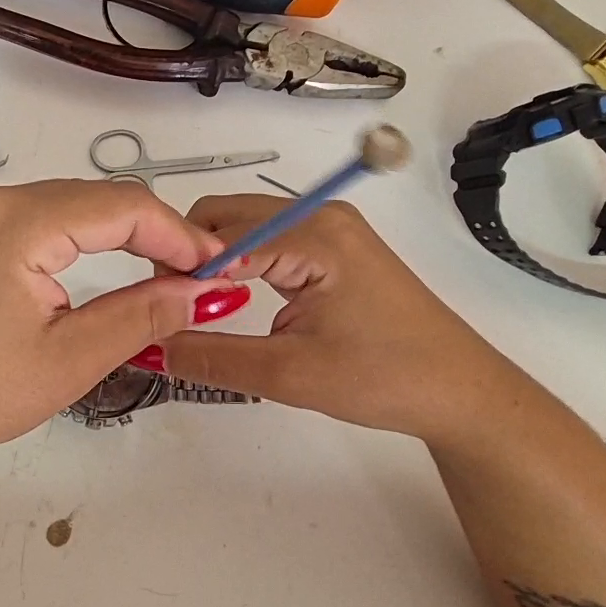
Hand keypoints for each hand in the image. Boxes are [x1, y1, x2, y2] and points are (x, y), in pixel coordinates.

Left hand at [0, 180, 233, 469]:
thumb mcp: (69, 358)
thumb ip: (141, 314)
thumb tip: (199, 290)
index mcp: (14, 223)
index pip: (119, 206)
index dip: (177, 233)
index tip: (217, 267)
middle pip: (91, 200)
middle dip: (148, 233)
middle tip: (195, 277)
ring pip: (63, 208)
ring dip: (112, 236)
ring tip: (159, 275)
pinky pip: (32, 222)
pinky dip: (72, 242)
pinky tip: (99, 268)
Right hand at [160, 194, 536, 442]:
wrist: (460, 391)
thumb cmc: (383, 379)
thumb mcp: (285, 375)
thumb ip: (207, 357)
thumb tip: (145, 346)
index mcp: (311, 236)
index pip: (213, 233)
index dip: (175, 271)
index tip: (156, 313)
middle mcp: (317, 215)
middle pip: (219, 217)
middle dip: (187, 259)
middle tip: (177, 313)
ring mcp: (326, 226)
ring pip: (237, 226)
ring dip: (209, 262)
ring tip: (202, 312)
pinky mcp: (329, 244)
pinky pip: (261, 239)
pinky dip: (235, 264)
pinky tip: (234, 302)